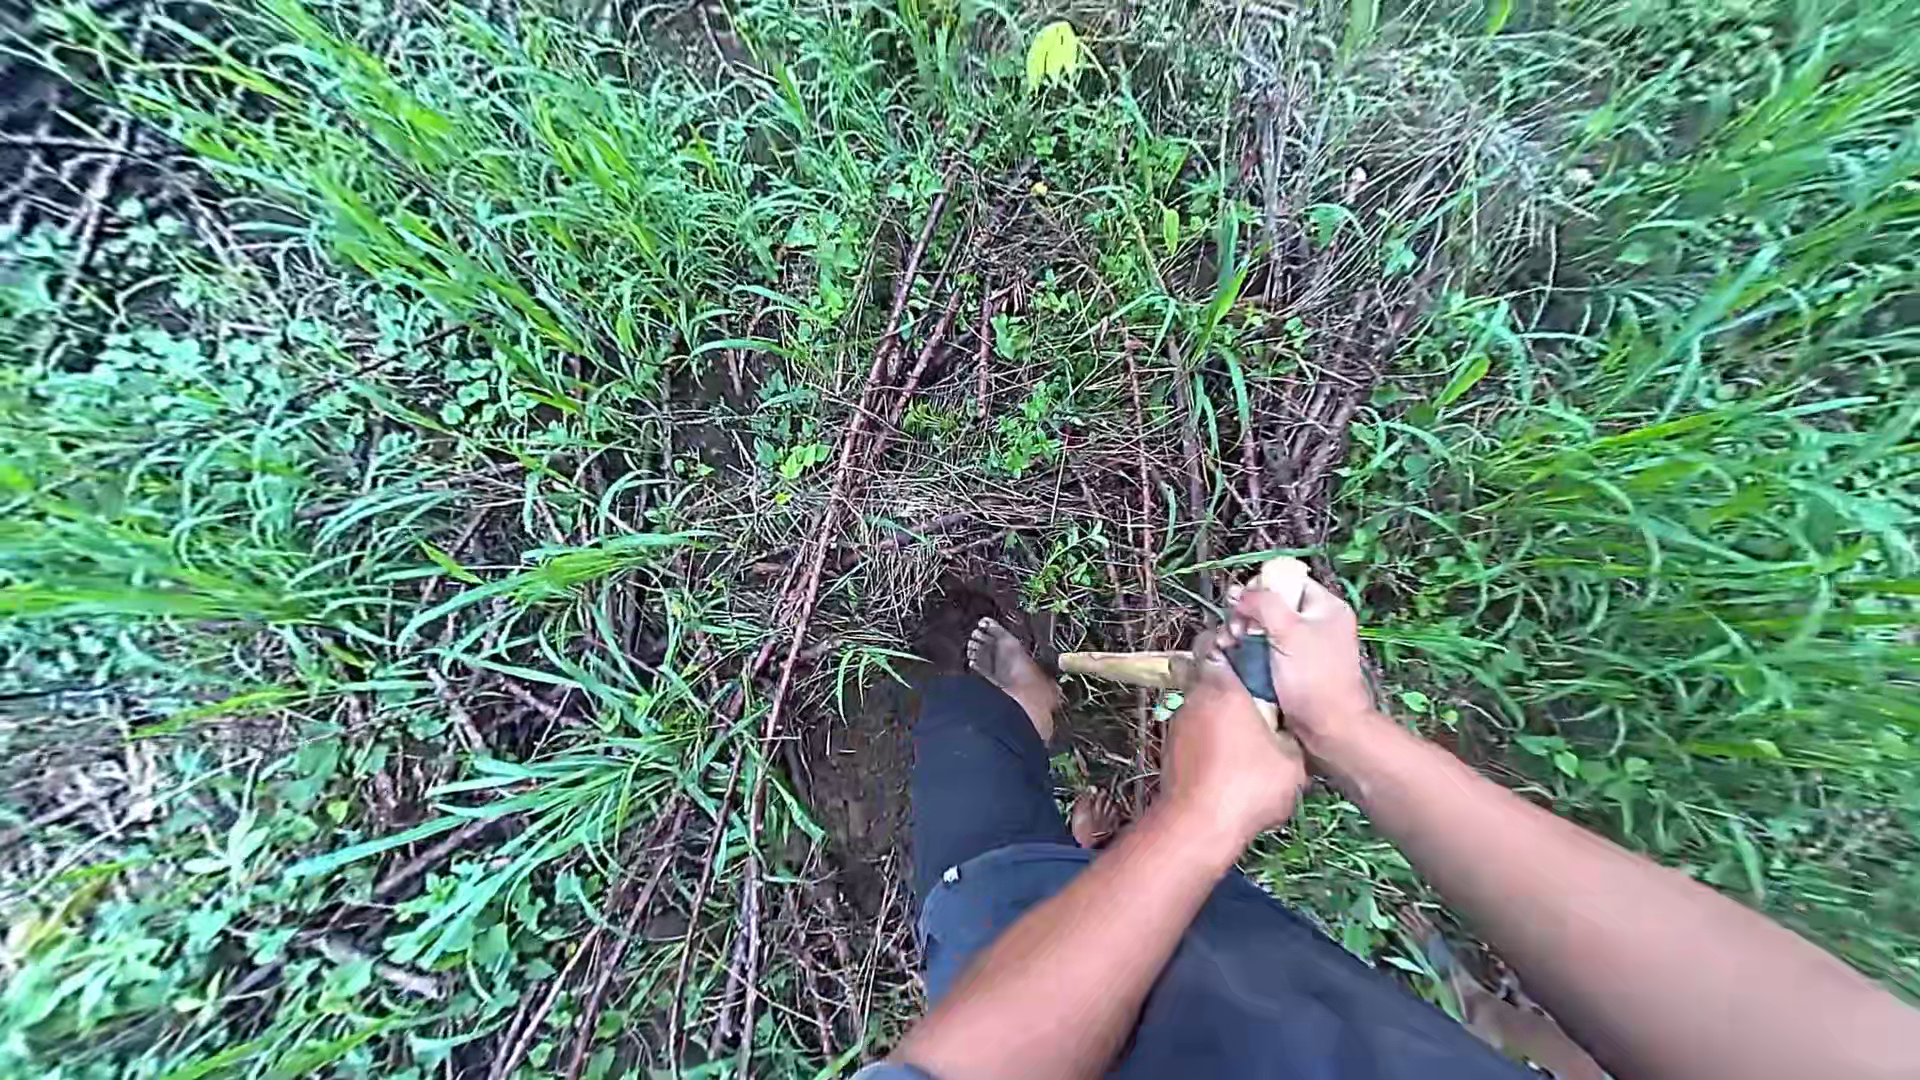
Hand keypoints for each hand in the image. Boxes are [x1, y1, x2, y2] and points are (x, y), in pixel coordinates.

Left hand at [1160, 627, 1309, 851]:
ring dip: (1215, 705)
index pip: (1211, 643)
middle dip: (1224, 675)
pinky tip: (1227, 750)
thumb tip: (1287, 726)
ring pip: (1196, 698)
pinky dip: (1207, 728)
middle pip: (1202, 669)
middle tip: (1253, 691)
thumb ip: (1289, 732)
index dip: (1226, 641)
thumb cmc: (1249, 784)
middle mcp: (1193, 696)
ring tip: (1244, 726)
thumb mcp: (1292, 760)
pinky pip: (1192, 723)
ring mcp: (1177, 719)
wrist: (1199, 821)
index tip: (1247, 650)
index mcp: (1221, 687)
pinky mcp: (1171, 743)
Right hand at [1229, 566, 1375, 747]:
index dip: (1261, 587)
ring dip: (1240, 629)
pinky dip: (1244, 646)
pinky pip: (1260, 643)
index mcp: (1324, 606)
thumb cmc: (1312, 676)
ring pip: (1260, 622)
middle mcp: (1313, 620)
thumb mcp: (1289, 631)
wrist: (1326, 726)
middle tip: (1236, 629)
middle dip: (1246, 611)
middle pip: (1268, 600)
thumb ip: (1263, 603)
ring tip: (1229, 642)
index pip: (1286, 579)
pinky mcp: (1286, 661)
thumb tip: (1238, 593)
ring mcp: (1299, 642)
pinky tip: (1232, 652)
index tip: (1245, 605)